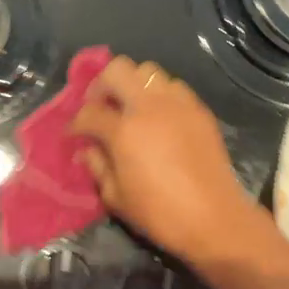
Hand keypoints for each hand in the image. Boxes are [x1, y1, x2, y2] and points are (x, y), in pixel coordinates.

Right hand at [69, 56, 258, 264]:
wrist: (213, 218)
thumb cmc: (160, 213)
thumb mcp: (116, 197)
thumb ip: (98, 167)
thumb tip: (88, 150)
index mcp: (124, 130)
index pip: (89, 112)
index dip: (76, 123)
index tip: (75, 135)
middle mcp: (150, 106)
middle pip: (117, 70)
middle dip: (101, 86)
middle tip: (100, 108)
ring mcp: (178, 104)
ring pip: (148, 72)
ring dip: (133, 85)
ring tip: (130, 109)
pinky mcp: (199, 110)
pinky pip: (174, 87)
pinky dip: (160, 95)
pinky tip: (158, 117)